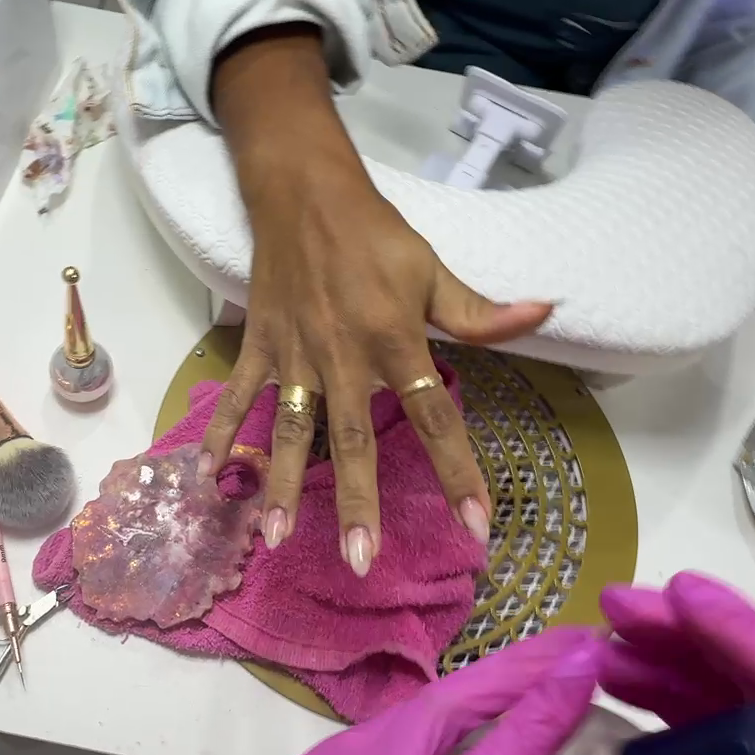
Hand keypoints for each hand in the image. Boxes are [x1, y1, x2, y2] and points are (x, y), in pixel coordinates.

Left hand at [107, 627, 607, 754]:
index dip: (543, 710)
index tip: (584, 662)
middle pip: (448, 705)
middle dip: (514, 667)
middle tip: (572, 642)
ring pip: (412, 709)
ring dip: (472, 687)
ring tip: (526, 672)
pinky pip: (382, 729)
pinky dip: (429, 716)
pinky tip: (455, 723)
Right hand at [200, 25, 551, 576]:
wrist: (303, 194)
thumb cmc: (374, 234)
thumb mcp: (431, 267)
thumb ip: (476, 309)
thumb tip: (543, 314)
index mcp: (393, 338)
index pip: (434, 416)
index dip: (458, 471)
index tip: (475, 526)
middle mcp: (342, 356)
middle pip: (351, 439)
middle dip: (356, 503)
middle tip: (359, 561)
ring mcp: (293, 355)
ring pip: (287, 430)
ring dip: (280, 484)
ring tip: (273, 538)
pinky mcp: (259, 347)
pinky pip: (240, 396)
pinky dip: (222, 432)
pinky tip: (210, 475)